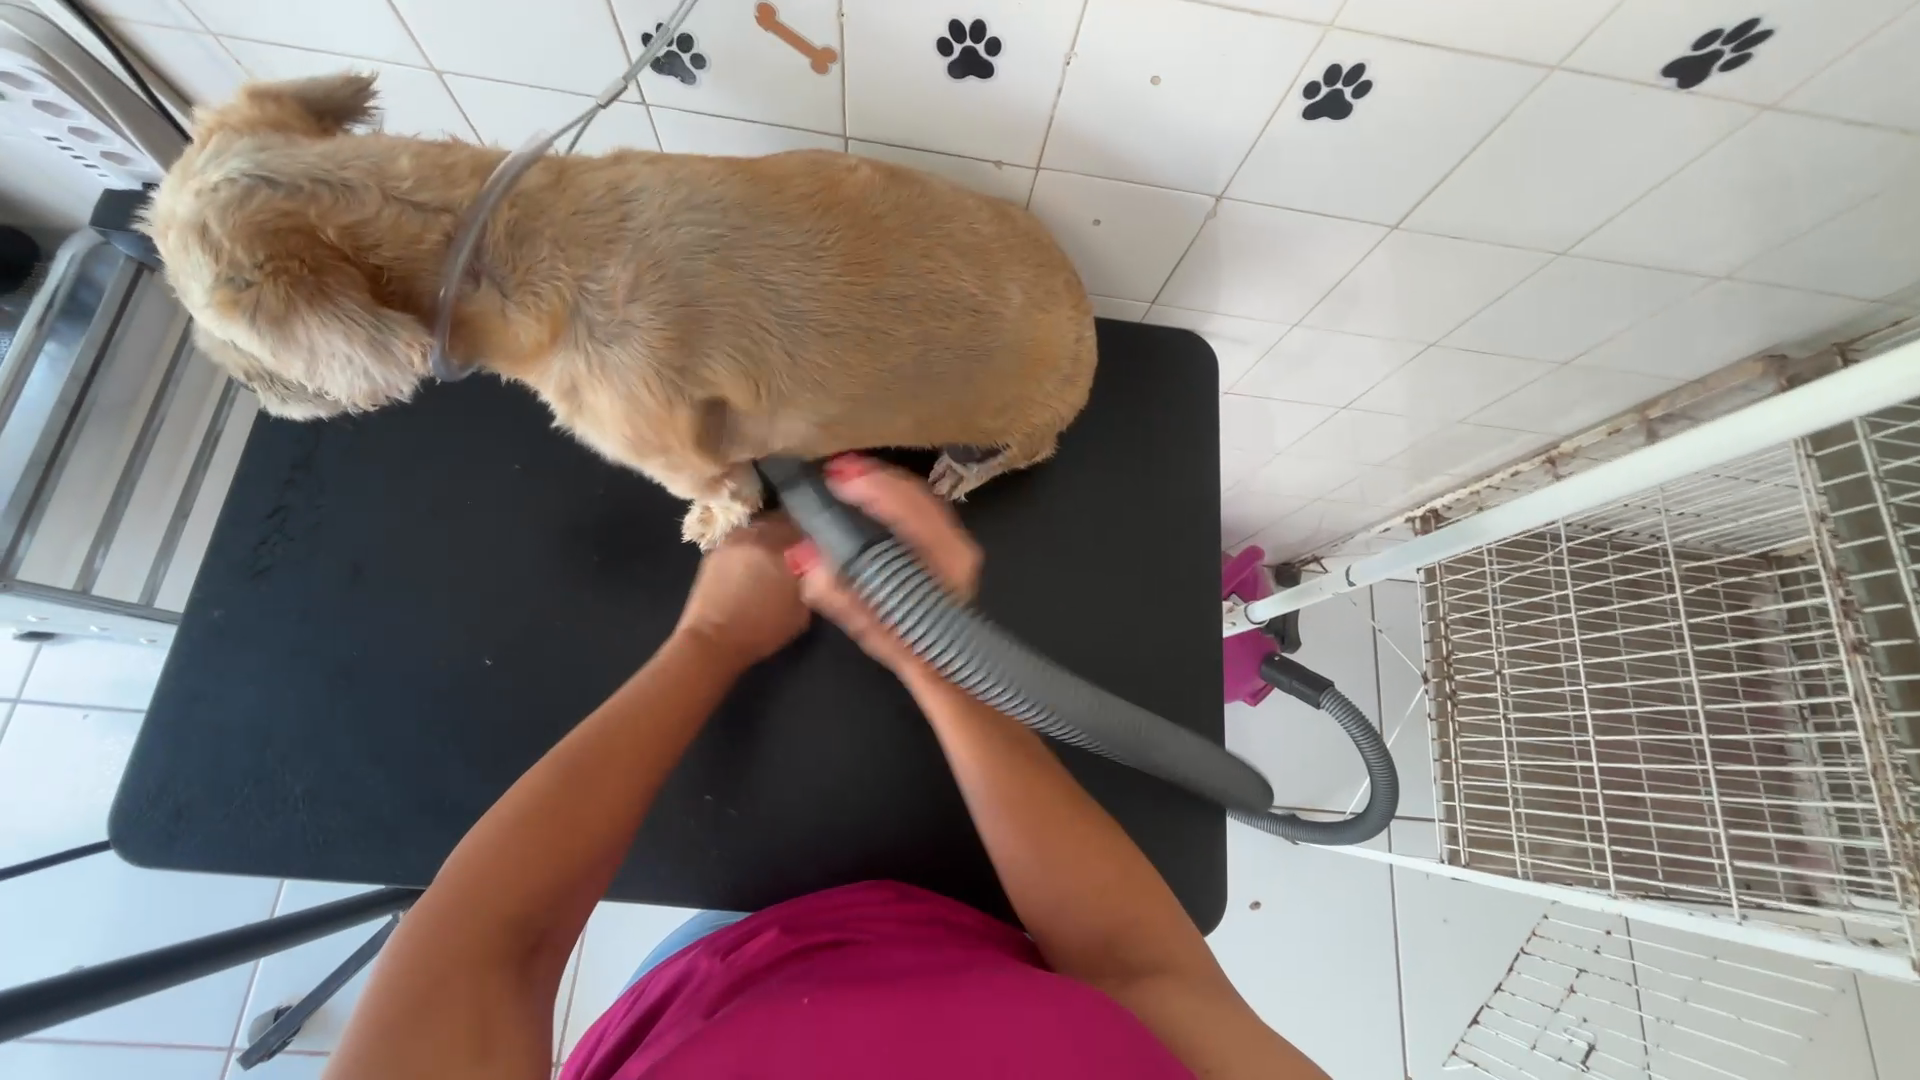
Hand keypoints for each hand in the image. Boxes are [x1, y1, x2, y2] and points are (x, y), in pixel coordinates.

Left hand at [673, 515, 810, 670]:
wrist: (713, 640)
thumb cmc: (762, 629)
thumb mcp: (801, 610)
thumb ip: (809, 581)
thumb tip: (811, 567)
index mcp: (780, 546)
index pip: (803, 528)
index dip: (812, 536)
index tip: (817, 547)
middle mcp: (755, 536)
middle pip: (779, 521)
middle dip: (790, 531)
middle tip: (798, 547)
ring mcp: (732, 541)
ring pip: (757, 528)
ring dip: (769, 535)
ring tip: (776, 553)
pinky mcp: (715, 551)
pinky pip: (740, 539)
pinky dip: (750, 545)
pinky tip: (754, 561)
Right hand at [788, 456, 981, 677]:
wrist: (947, 664)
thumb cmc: (910, 649)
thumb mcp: (871, 628)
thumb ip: (839, 596)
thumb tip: (806, 559)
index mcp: (944, 562)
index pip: (908, 510)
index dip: (872, 488)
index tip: (837, 479)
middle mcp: (957, 545)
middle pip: (916, 494)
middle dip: (875, 477)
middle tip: (837, 469)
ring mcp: (958, 543)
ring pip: (920, 497)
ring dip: (884, 483)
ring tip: (849, 475)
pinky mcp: (952, 545)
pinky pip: (922, 507)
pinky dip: (895, 495)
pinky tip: (870, 494)